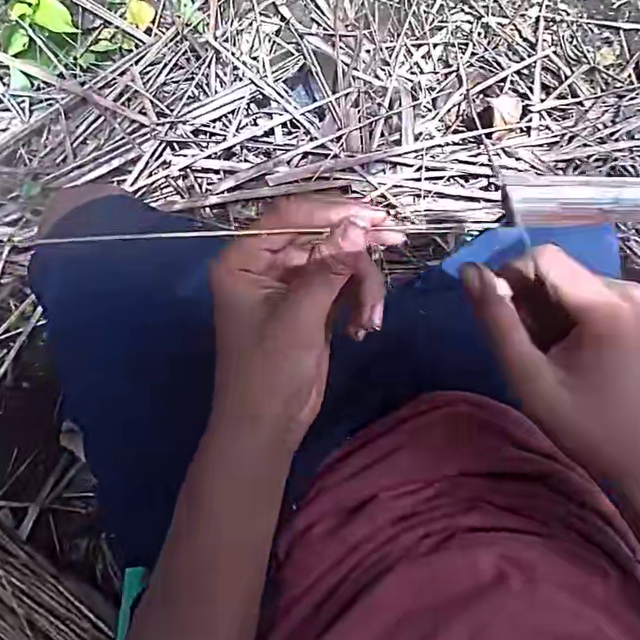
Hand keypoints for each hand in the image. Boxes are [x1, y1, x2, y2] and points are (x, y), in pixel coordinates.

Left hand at [209, 197, 403, 448]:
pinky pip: (342, 283)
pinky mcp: (311, 301)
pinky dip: (358, 300)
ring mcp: (290, 282)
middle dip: (356, 247)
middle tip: (395, 240)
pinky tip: (363, 326)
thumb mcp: (300, 316)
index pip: (289, 217)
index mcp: (244, 258)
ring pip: (337, 260)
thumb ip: (330, 268)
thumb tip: (358, 224)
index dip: (331, 211)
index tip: (371, 215)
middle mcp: (265, 263)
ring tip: (371, 317)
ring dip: (361, 284)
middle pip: (319, 235)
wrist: (267, 428)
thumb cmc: (269, 372)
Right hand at [462, 245, 639, 483]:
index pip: (542, 257)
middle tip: (523, 345)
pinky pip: (586, 295)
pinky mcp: (638, 312)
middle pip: (556, 270)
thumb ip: (496, 320)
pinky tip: (566, 352)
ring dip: (545, 309)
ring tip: (545, 354)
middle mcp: (627, 290)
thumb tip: (470, 272)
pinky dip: (565, 316)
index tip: (500, 317)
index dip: (510, 277)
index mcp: (606, 303)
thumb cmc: (589, 428)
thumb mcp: (530, 378)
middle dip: (528, 299)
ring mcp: (637, 300)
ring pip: (568, 282)